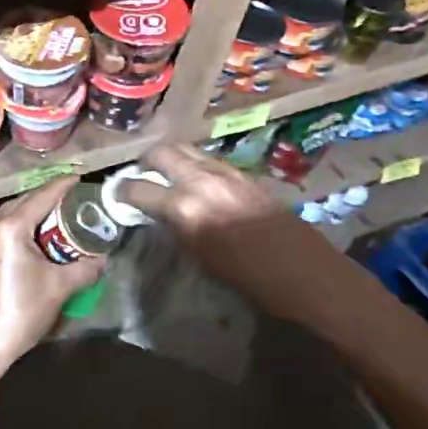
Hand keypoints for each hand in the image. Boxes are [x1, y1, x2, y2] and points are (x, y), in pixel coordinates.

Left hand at [0, 176, 104, 364]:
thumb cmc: (24, 309)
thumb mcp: (61, 287)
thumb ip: (86, 267)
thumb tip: (104, 257)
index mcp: (10, 227)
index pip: (41, 196)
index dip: (63, 186)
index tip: (81, 179)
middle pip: (23, 202)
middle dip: (48, 198)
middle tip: (74, 200)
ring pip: (10, 214)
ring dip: (32, 212)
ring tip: (58, 217)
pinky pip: (1, 229)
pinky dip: (20, 226)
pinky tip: (34, 237)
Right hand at [114, 143, 363, 325]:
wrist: (310, 277)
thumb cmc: (250, 279)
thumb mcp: (198, 255)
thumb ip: (173, 225)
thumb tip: (156, 211)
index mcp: (185, 207)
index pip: (137, 187)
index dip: (121, 191)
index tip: (117, 196)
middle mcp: (202, 181)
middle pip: (160, 152)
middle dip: (145, 162)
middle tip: (141, 176)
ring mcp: (227, 173)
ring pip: (186, 149)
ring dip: (171, 158)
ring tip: (167, 174)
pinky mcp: (246, 175)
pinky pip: (210, 160)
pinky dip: (195, 165)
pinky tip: (198, 182)